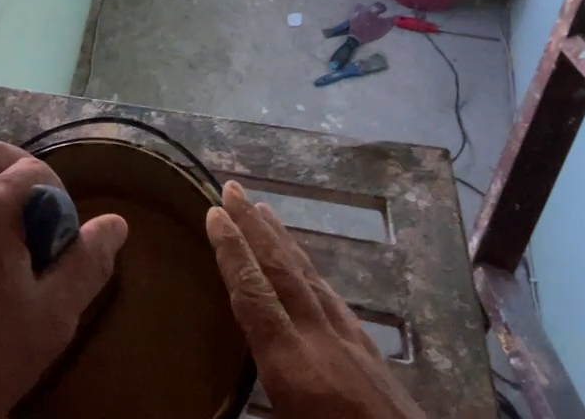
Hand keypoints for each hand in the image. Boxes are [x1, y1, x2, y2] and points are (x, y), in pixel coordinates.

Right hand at [207, 181, 424, 418]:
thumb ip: (246, 411)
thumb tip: (212, 403)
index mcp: (294, 366)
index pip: (254, 295)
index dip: (232, 252)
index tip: (214, 212)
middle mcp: (321, 342)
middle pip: (283, 273)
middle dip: (255, 227)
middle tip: (233, 188)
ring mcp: (352, 343)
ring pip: (311, 278)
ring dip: (282, 240)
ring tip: (262, 209)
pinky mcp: (372, 353)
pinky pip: (333, 297)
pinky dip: (311, 271)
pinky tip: (306, 266)